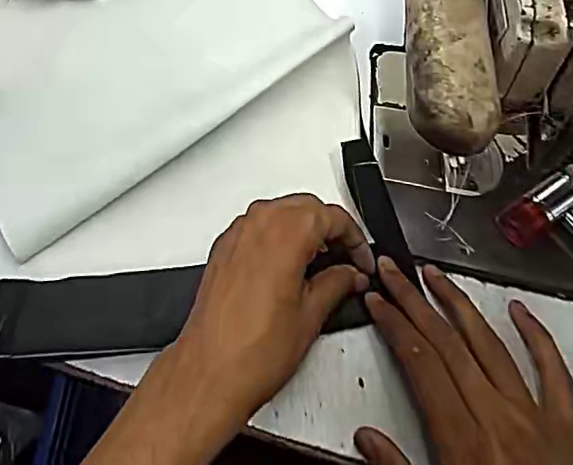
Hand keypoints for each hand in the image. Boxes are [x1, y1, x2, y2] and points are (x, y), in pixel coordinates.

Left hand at [84, 195, 374, 464]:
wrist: (211, 367)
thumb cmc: (253, 349)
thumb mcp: (311, 316)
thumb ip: (336, 284)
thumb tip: (349, 274)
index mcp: (284, 233)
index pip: (330, 215)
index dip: (354, 236)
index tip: (361, 258)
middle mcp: (257, 224)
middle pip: (305, 205)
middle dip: (330, 227)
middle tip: (348, 258)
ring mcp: (237, 232)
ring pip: (280, 210)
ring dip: (303, 227)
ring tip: (323, 263)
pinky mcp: (224, 245)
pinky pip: (258, 225)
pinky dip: (278, 234)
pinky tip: (289, 265)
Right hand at [356, 258, 572, 464]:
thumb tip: (367, 438)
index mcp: (466, 443)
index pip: (419, 360)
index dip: (393, 322)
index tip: (376, 299)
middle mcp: (501, 422)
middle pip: (447, 342)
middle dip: (413, 299)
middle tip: (393, 271)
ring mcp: (538, 422)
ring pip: (490, 344)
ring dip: (458, 303)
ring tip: (435, 275)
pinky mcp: (571, 432)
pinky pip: (554, 374)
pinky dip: (537, 337)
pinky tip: (521, 311)